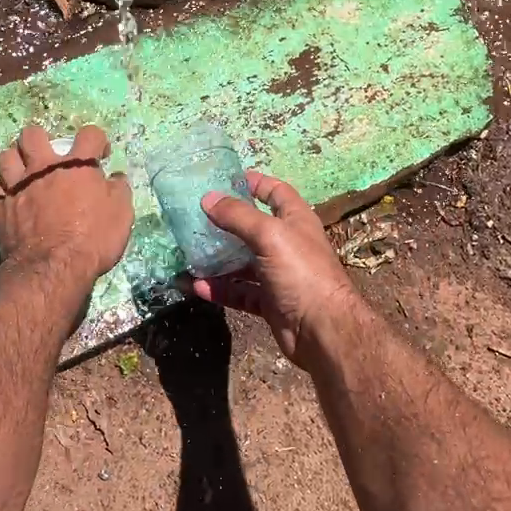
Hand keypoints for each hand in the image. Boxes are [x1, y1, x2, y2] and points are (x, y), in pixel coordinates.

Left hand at [0, 125, 133, 292]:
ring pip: (5, 157)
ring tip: (21, 172)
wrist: (54, 268)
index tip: (101, 154)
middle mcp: (43, 167)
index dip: (98, 140)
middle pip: (32, 135)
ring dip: (13, 161)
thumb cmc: (92, 239)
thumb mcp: (121, 214)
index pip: (90, 134)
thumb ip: (119, 190)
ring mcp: (17, 186)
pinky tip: (6, 198)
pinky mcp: (0, 207)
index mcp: (76, 165)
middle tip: (48, 155)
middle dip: (39, 139)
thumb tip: (116, 177)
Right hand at [182, 171, 359, 362]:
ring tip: (188, 253)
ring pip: (242, 262)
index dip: (254, 182)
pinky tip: (196, 286)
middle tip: (195, 217)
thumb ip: (237, 216)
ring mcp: (278, 275)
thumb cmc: (301, 272)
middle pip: (252, 227)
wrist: (323, 331)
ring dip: (217, 259)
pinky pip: (239, 291)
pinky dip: (219, 289)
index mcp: (295, 220)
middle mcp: (287, 244)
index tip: (224, 179)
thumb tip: (208, 198)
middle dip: (225, 223)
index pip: (275, 192)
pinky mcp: (269, 302)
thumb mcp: (269, 235)